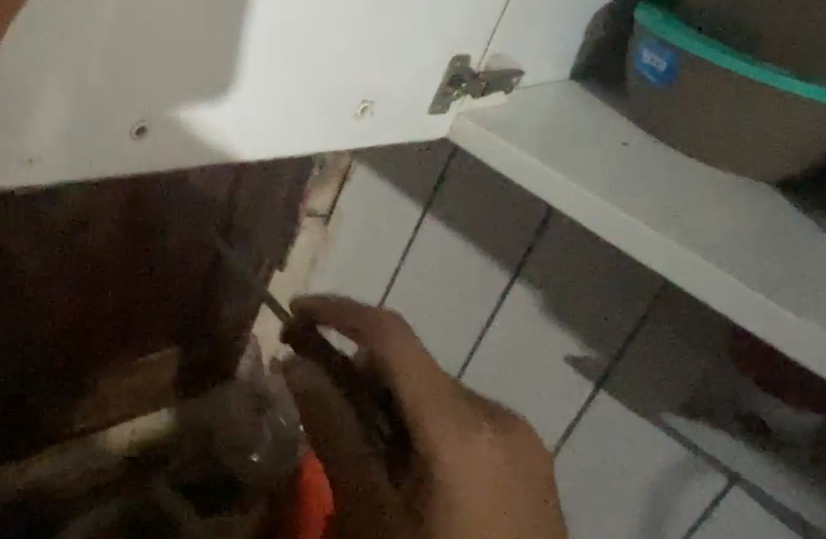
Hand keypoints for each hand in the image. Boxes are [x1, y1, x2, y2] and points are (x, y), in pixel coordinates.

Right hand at [280, 295, 567, 538]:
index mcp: (461, 425)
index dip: (336, 311)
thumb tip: (293, 363)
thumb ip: (332, 431)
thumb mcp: (373, 514)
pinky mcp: (533, 466)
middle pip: (410, 367)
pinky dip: (423, 428)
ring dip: (389, 405)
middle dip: (358, 375)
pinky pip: (462, 421)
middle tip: (317, 406)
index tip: (291, 312)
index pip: (390, 335)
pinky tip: (408, 475)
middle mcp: (498, 416)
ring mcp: (523, 442)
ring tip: (366, 458)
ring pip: (433, 394)